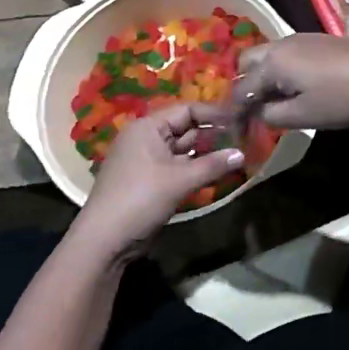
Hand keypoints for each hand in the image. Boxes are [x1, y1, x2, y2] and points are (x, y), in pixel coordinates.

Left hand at [73, 102, 244, 255]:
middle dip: (212, 135)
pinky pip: (177, 167)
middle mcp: (146, 138)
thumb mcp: (180, 180)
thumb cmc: (141, 198)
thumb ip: (213, 165)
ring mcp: (146, 160)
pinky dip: (195, 169)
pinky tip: (216, 173)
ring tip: (235, 155)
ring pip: (183, 150)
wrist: (105, 239)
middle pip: (185, 128)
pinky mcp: (149, 180)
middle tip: (243, 139)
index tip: (240, 120)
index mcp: (147, 127)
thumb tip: (242, 154)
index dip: (214, 114)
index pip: (186, 110)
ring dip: (206, 154)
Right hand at [232, 34, 348, 130]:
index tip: (238, 130)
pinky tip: (300, 87)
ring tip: (278, 101)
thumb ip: (272, 115)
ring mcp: (303, 38)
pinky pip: (289, 54)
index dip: (235, 111)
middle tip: (255, 110)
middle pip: (248, 62)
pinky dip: (283, 70)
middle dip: (245, 85)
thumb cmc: (344, 97)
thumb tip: (258, 111)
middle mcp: (282, 43)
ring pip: (269, 55)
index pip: (240, 87)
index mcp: (273, 61)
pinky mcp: (321, 40)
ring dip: (265, 77)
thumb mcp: (304, 116)